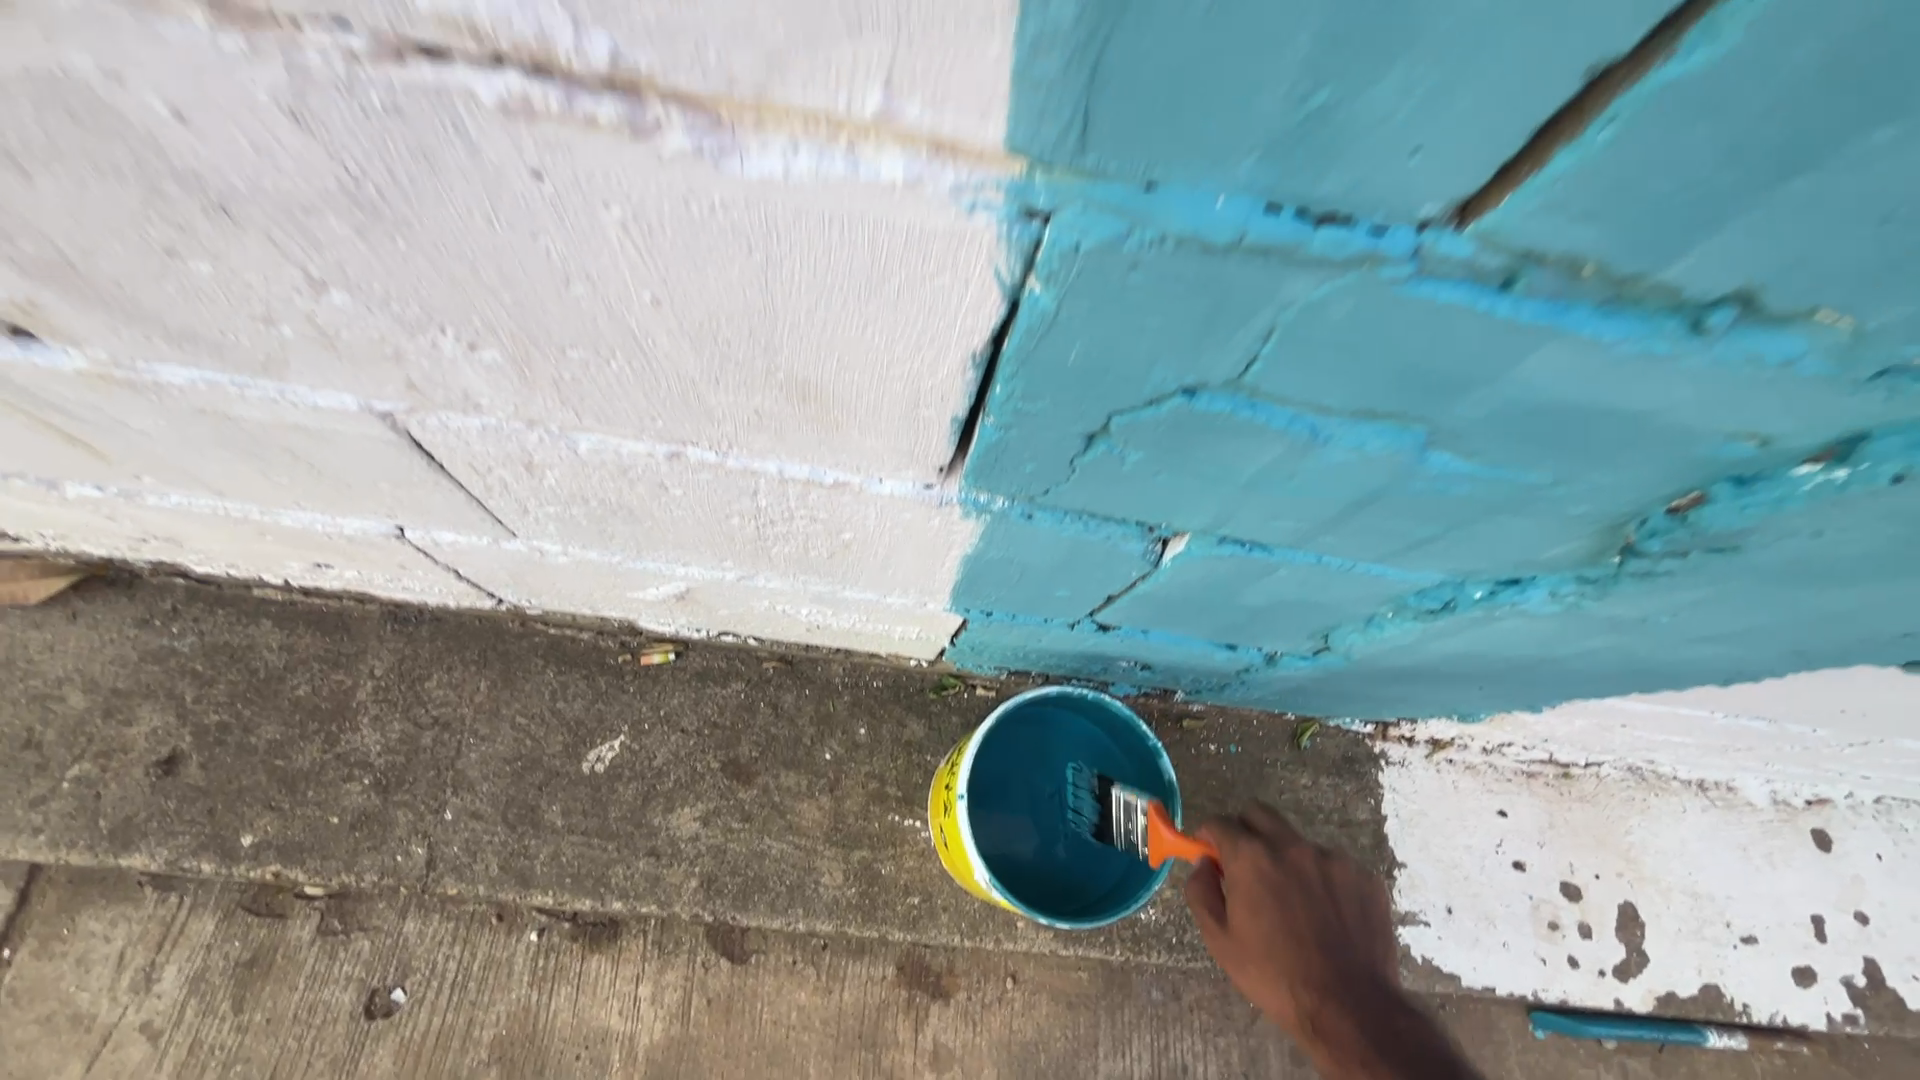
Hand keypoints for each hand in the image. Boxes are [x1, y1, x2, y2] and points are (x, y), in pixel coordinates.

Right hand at [1183, 804, 1399, 1043]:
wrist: (1351, 1009)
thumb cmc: (1275, 976)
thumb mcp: (1220, 941)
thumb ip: (1200, 892)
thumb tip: (1203, 864)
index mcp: (1251, 857)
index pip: (1219, 823)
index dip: (1208, 836)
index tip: (1209, 854)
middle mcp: (1292, 845)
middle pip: (1259, 815)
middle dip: (1245, 831)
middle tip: (1245, 866)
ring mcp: (1334, 859)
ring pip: (1298, 843)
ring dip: (1286, 860)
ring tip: (1293, 903)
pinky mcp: (1365, 877)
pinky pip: (1333, 867)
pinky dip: (1321, 881)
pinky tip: (1326, 917)